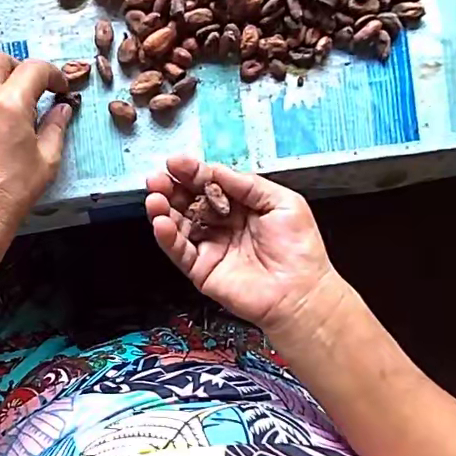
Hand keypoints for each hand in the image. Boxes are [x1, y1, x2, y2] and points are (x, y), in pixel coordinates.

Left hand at [0, 51, 72, 239]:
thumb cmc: (13, 191)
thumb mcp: (47, 159)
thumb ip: (56, 126)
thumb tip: (62, 109)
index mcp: (9, 104)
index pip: (34, 68)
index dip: (52, 74)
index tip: (59, 89)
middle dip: (16, 67)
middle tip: (30, 88)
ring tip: (7, 107)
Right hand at [145, 156, 345, 333]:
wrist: (301, 293)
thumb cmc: (300, 249)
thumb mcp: (282, 202)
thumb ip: (247, 185)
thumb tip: (216, 170)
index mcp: (240, 206)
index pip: (210, 184)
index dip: (192, 173)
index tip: (177, 163)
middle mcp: (221, 224)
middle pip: (188, 202)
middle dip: (171, 188)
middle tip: (158, 178)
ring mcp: (210, 247)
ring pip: (178, 224)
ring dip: (163, 209)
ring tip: (154, 197)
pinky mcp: (201, 270)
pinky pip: (179, 251)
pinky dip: (167, 237)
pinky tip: (162, 223)